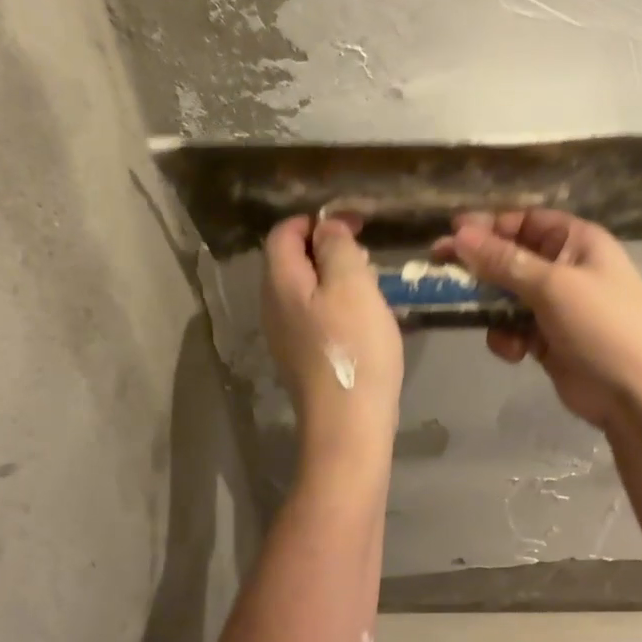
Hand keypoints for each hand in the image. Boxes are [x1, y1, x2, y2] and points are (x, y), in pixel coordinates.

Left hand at [263, 216, 403, 469]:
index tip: (356, 223)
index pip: (284, 232)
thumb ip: (337, 247)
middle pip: (290, 261)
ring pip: (303, 290)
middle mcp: (272, 305)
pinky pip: (311, 315)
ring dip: (334, 278)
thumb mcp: (353, 284)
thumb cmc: (354, 346)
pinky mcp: (300, 358)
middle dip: (327, 248)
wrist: (347, 422)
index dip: (317, 220)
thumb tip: (326, 227)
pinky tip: (362, 319)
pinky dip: (334, 305)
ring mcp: (283, 335)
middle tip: (365, 254)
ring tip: (369, 284)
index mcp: (281, 281)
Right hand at [440, 210, 641, 429]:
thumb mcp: (553, 286)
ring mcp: (558, 306)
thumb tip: (460, 233)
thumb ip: (503, 261)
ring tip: (477, 318)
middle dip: (479, 265)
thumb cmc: (602, 328)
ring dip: (490, 307)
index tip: (452, 234)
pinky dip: (507, 337)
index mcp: (578, 242)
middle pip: (511, 256)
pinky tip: (516, 352)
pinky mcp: (549, 339)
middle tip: (438, 267)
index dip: (489, 225)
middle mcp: (567, 267)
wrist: (638, 397)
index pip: (526, 220)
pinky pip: (514, 327)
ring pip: (507, 294)